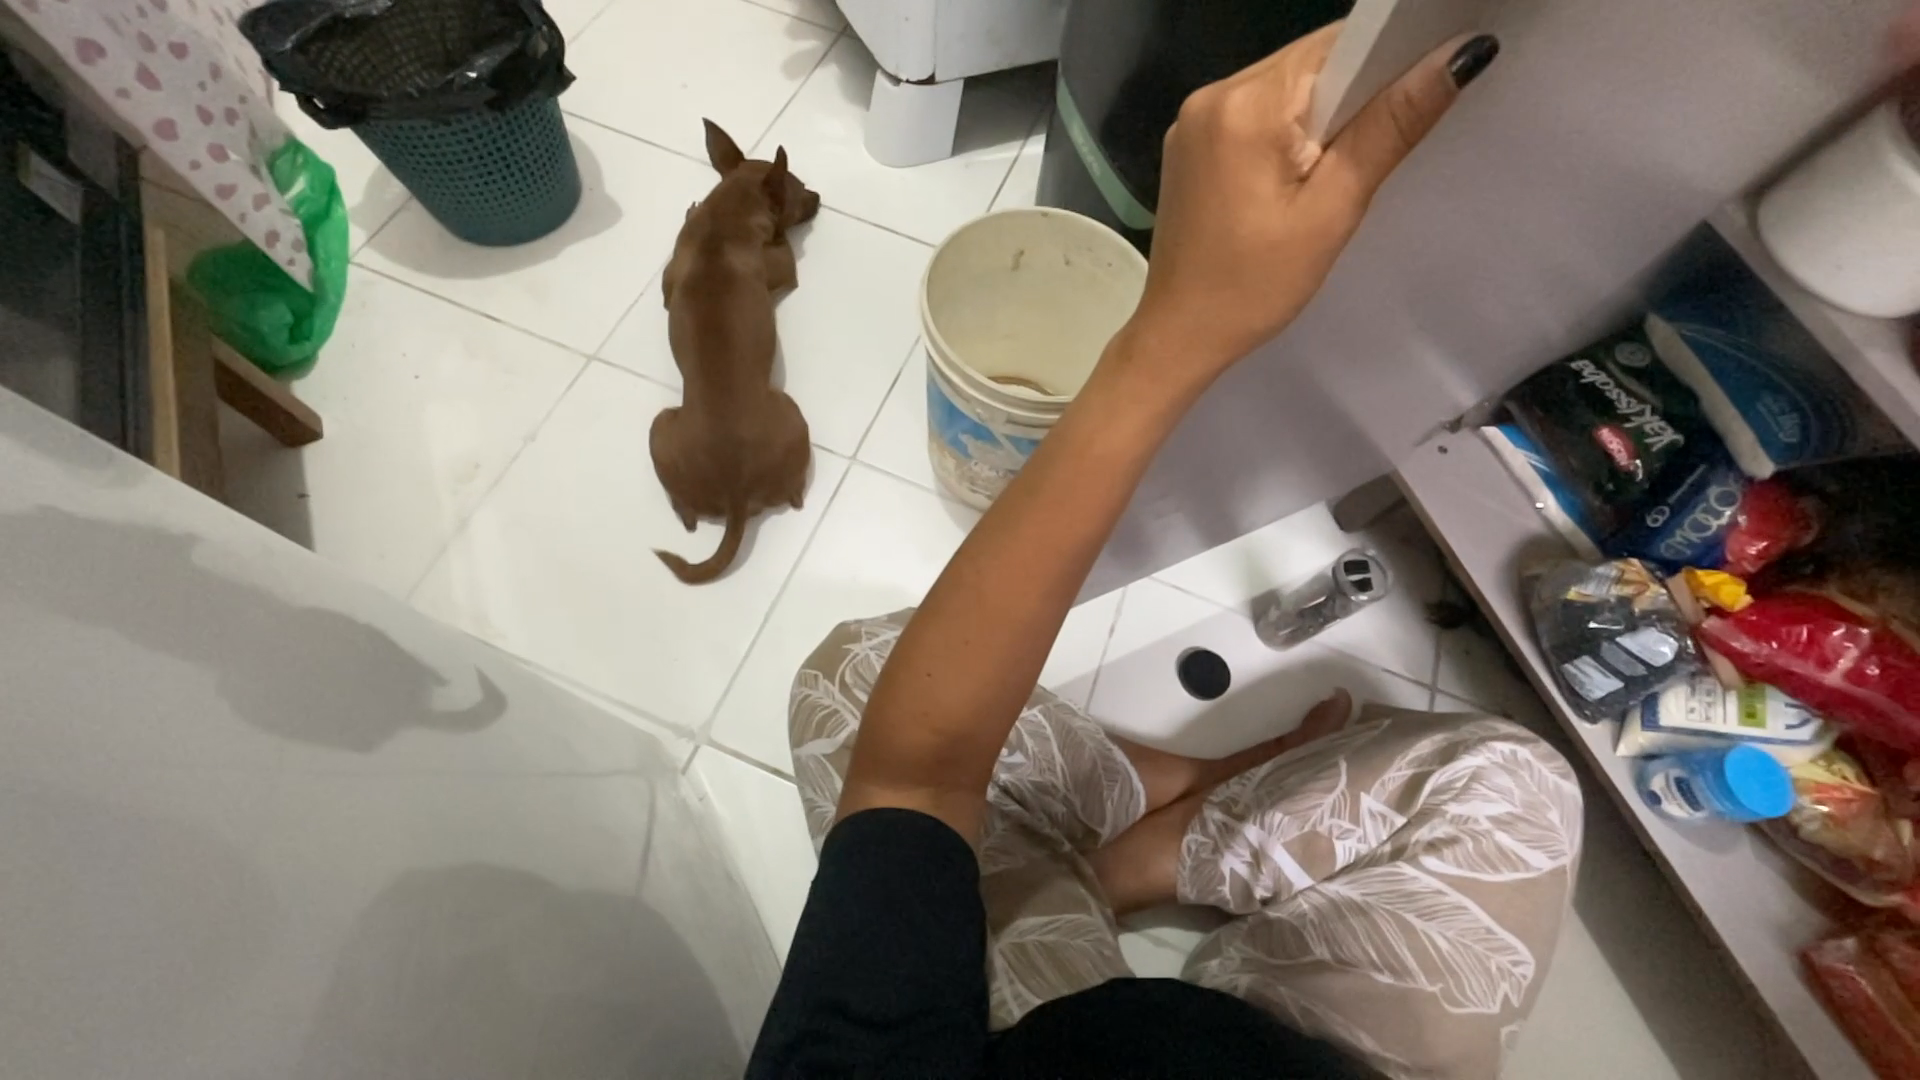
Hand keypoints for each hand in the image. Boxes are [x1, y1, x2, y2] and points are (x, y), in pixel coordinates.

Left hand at [1122, 25, 1499, 380]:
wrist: (1180, 336)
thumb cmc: (1253, 287)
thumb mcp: (1330, 209)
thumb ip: (1390, 126)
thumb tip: (1462, 53)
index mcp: (1243, 104)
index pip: (1339, 43)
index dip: (1388, 60)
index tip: (1419, 95)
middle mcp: (1209, 97)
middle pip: (1308, 66)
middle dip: (1349, 99)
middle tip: (1368, 157)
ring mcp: (1191, 125)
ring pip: (1282, 93)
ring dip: (1316, 123)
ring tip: (1325, 180)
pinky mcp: (1188, 151)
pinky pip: (1252, 121)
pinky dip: (1282, 139)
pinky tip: (1291, 184)